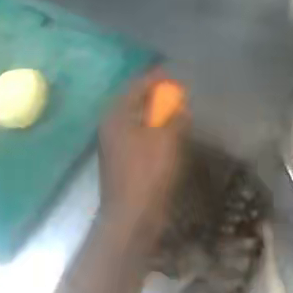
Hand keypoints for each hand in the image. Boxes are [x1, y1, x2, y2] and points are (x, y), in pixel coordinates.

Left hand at [97, 71, 188, 246]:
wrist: (131, 218)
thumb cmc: (148, 174)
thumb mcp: (167, 138)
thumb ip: (173, 114)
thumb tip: (179, 101)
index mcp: (117, 114)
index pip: (138, 85)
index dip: (159, 78)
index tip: (178, 74)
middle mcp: (110, 126)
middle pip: (136, 102)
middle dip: (158, 96)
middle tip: (181, 93)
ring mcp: (114, 145)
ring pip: (138, 121)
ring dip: (157, 116)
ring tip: (180, 113)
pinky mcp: (121, 163)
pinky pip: (140, 138)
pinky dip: (154, 133)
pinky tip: (170, 138)